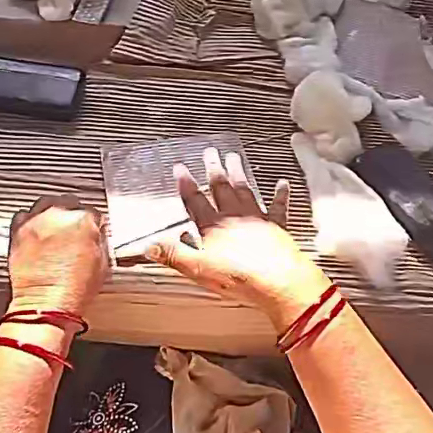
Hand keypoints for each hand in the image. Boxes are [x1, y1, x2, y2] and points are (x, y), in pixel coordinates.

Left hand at [8, 194, 109, 315]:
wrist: (45, 305)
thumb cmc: (73, 291)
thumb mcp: (103, 264)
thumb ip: (100, 241)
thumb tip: (96, 237)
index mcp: (84, 221)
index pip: (93, 212)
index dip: (94, 224)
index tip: (92, 232)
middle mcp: (59, 216)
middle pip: (69, 203)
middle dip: (72, 215)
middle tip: (73, 230)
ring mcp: (37, 222)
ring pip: (46, 204)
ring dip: (51, 213)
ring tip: (54, 228)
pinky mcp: (18, 231)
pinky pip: (23, 216)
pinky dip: (30, 221)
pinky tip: (36, 232)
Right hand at [143, 148, 328, 332]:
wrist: (277, 280)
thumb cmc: (239, 276)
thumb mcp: (197, 268)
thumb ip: (173, 254)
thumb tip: (150, 245)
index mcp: (213, 226)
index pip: (194, 200)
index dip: (186, 184)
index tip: (181, 168)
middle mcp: (234, 216)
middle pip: (220, 188)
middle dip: (213, 169)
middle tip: (210, 153)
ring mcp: (256, 218)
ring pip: (244, 190)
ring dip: (238, 173)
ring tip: (234, 158)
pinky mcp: (276, 226)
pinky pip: (277, 206)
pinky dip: (279, 194)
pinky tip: (282, 184)